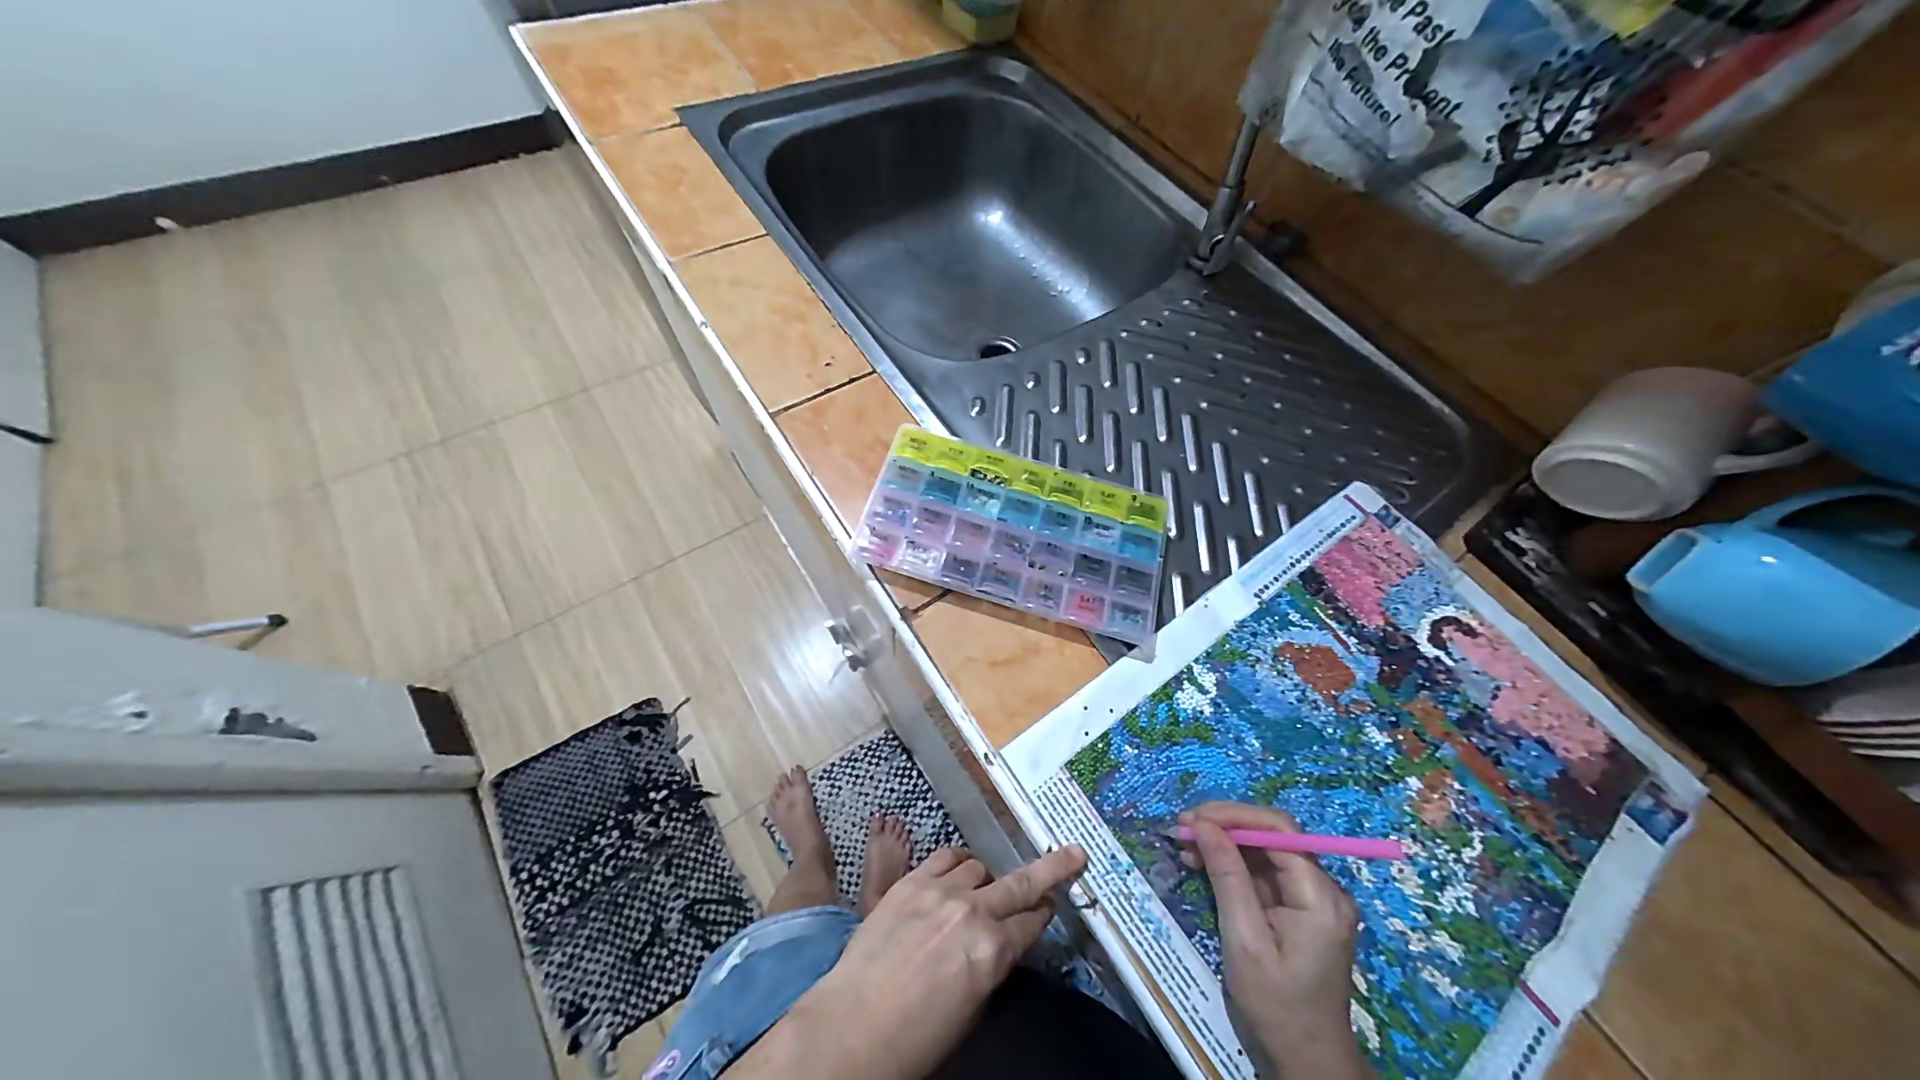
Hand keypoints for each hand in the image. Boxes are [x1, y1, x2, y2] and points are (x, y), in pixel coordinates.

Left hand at [729, 845, 1087, 1079]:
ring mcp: (939, 891)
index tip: (1049, 910)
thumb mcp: (972, 1008)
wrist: (851, 1028)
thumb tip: (1001, 944)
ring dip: (987, 879)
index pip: (1032, 923)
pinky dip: (957, 863)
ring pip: (980, 867)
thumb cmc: (916, 1039)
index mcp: (992, 952)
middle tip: (1073, 853)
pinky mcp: (910, 882)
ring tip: (982, 890)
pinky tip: (957, 871)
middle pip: (1022, 883)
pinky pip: (945, 856)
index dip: (1044, 917)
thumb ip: (992, 965)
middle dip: (1053, 869)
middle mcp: (972, 913)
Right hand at [1177, 802, 1372, 1079]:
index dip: (1234, 816)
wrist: (1306, 1059)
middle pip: (1272, 835)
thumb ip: (1227, 876)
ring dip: (1224, 842)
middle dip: (1225, 826)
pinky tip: (1201, 862)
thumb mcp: (1244, 939)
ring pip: (1264, 850)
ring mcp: (1313, 898)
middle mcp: (1324, 888)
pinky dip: (1232, 863)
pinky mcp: (1300, 908)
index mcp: (1320, 896)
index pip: (1279, 830)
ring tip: (1184, 844)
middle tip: (1181, 829)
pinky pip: (1264, 871)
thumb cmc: (1275, 1005)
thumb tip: (1202, 825)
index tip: (1192, 819)